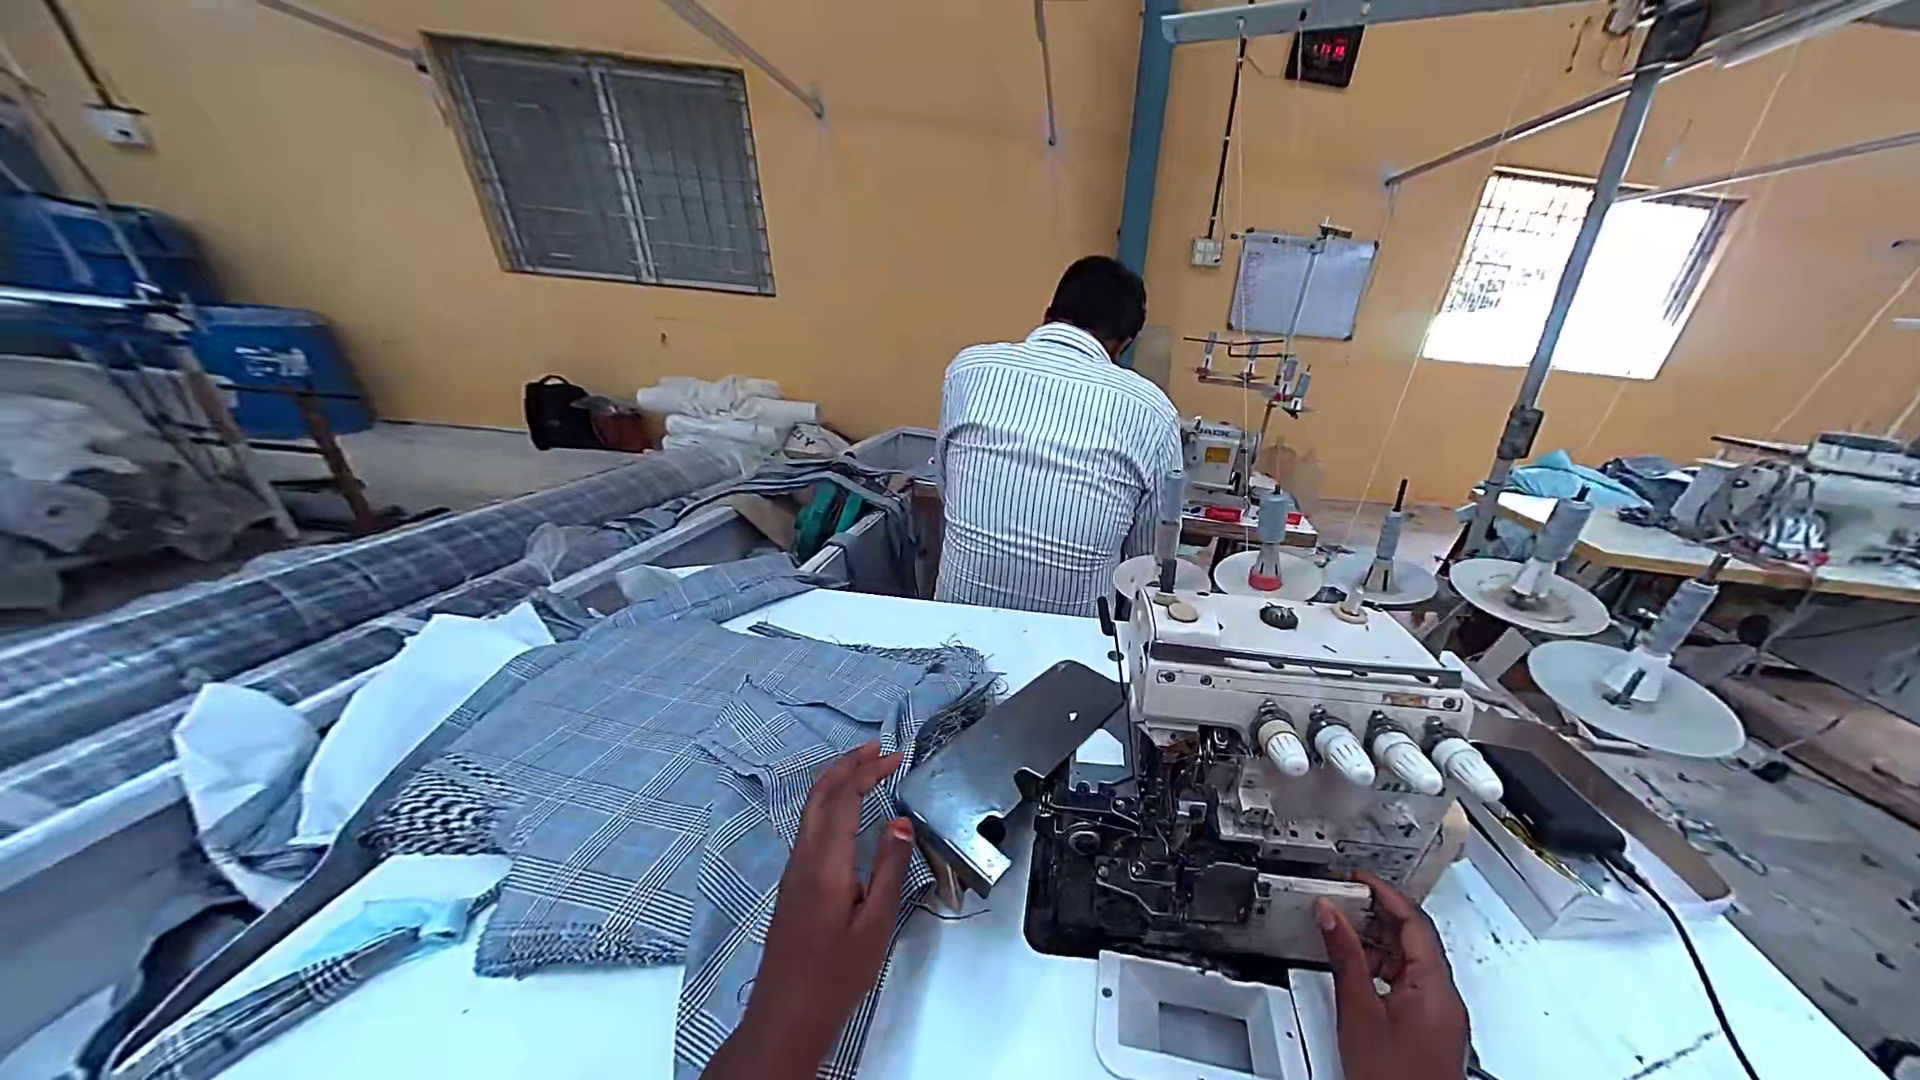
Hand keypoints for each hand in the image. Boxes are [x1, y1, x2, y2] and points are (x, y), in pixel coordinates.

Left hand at [702, 742, 913, 1079]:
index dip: (868, 770)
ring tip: (865, 765)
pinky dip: (829, 798)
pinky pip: (809, 822)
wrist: (784, 1017)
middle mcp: (804, 856)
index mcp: (826, 864)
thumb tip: (901, 821)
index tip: (895, 758)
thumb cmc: (835, 975)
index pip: (843, 798)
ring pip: (810, 806)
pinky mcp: (792, 880)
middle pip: (820, 792)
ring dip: (836, 778)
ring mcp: (793, 867)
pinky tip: (846, 805)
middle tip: (878, 748)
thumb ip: (889, 869)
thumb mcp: (876, 926)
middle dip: (848, 762)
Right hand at [1316, 871, 1470, 1079]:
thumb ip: (1343, 955)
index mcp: (1437, 992)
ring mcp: (1440, 1017)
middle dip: (1379, 914)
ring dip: (1378, 939)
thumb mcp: (1357, 1009)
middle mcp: (1446, 1002)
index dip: (1386, 895)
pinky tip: (1355, 962)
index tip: (1360, 879)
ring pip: (1412, 960)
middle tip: (1345, 896)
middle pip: (1417, 940)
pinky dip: (1381, 963)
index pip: (1416, 924)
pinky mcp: (1429, 1029)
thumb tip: (1330, 914)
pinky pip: (1408, 980)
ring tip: (1343, 926)